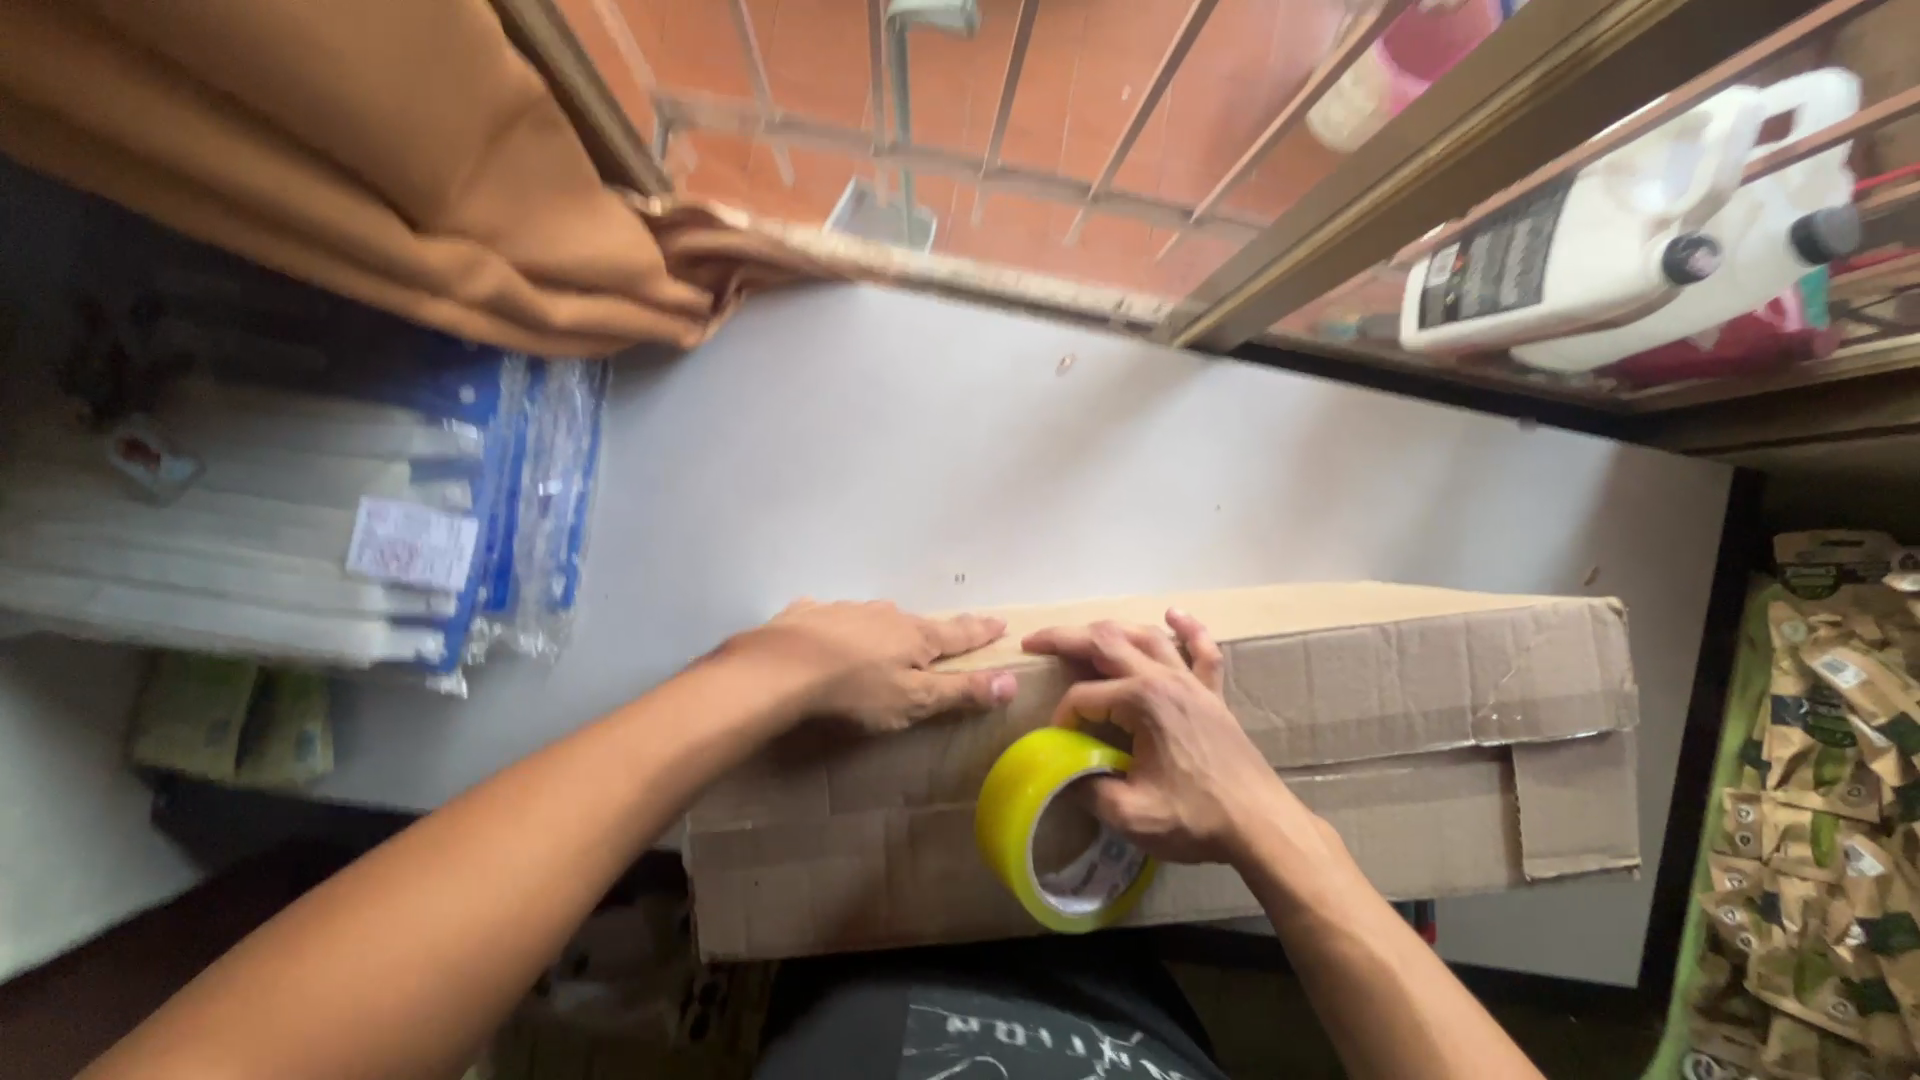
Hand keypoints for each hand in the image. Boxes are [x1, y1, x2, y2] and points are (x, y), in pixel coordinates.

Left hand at [725, 600, 1018, 733]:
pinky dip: (834, 626)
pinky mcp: (808, 614)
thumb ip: (962, 692)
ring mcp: (845, 611)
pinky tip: (823, 633)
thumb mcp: (916, 700)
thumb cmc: (856, 692)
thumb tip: (1013, 680)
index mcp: (916, 637)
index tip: (1000, 622)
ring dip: (882, 628)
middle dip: (929, 631)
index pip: (959, 634)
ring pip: (873, 618)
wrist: (781, 670)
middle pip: (916, 623)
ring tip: (881, 640)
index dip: (981, 631)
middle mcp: (885, 615)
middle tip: (937, 637)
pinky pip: (829, 617)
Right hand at [1023, 610, 1322, 865]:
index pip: (1084, 696)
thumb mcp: (1130, 814)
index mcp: (1142, 702)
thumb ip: (1087, 788)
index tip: (1058, 744)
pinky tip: (1175, 615)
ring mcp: (1193, 683)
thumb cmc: (1196, 819)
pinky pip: (1203, 651)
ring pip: (1147, 637)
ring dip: (1112, 630)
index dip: (1062, 717)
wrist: (1262, 826)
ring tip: (1084, 634)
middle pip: (1106, 643)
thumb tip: (1061, 773)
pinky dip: (1189, 629)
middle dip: (1065, 639)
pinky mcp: (1214, 695)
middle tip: (1034, 640)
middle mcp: (1165, 679)